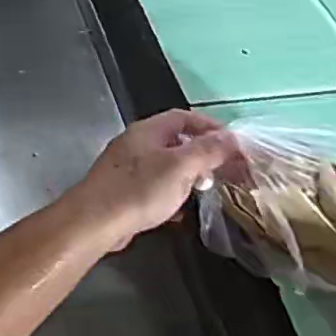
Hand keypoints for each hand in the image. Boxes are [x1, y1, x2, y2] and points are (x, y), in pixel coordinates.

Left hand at [67, 110, 235, 250]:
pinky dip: (176, 189)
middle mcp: (136, 142)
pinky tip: (185, 208)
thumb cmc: (139, 189)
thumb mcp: (179, 167)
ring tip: (211, 188)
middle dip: (205, 152)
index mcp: (146, 131)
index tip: (237, 144)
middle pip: (176, 139)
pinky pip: (158, 181)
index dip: (210, 126)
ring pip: (168, 162)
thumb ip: (205, 150)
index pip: (182, 117)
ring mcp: (129, 163)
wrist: (99, 218)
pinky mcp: (127, 185)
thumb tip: (230, 136)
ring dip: (191, 172)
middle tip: (230, 170)